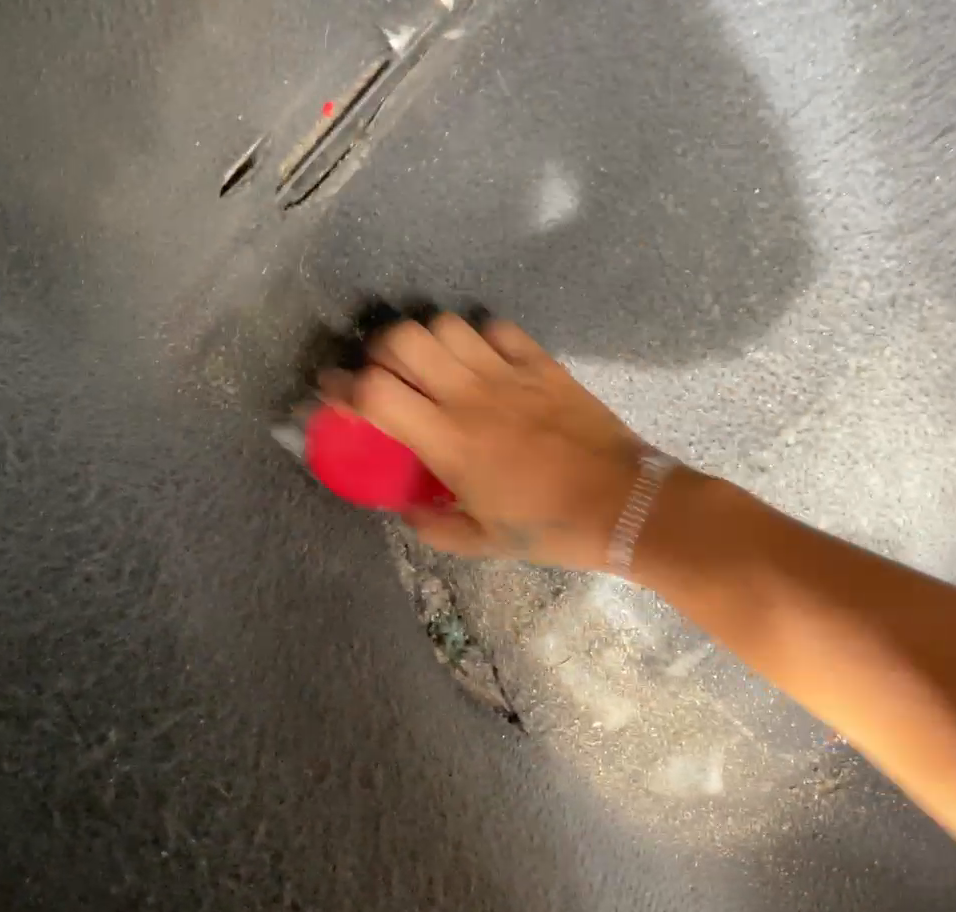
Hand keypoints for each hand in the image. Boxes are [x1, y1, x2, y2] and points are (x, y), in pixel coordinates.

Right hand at [321, 314, 654, 570]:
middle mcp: (470, 396)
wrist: (625, 505)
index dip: (340, 388)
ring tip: (429, 365)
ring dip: (425, 340)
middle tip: (382, 374)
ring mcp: (509, 374)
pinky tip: (478, 360)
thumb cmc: (548, 527)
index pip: (374, 394)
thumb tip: (406, 510)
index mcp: (447, 440)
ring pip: (445, 325)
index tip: (330, 392)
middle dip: (378, 351)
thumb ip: (432, 525)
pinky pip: (496, 328)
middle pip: (402, 339)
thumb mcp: (481, 541)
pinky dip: (476, 336)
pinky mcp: (542, 364)